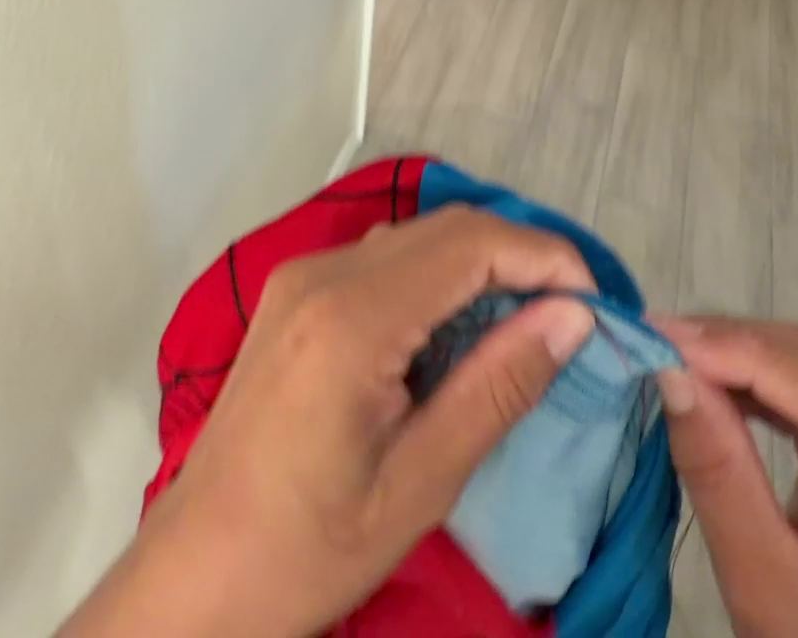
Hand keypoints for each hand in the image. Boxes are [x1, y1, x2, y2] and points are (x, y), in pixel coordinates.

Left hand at [60, 206, 599, 637]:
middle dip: (520, 259)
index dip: (547, 257)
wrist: (200, 568)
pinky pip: (381, 263)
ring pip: (414, 240)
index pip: (472, 242)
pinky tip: (457, 333)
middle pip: (445, 229)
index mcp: (351, 317)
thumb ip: (499, 387)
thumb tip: (573, 318)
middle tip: (572, 322)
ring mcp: (298, 280)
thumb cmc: (310, 544)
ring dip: (479, 268)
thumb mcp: (421, 481)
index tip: (596, 308)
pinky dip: (434, 281)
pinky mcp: (292, 298)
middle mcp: (319, 275)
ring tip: (526, 329)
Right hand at [655, 318, 797, 637]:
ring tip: (676, 350)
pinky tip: (717, 374)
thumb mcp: (769, 595)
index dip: (756, 357)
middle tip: (659, 337)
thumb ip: (721, 478)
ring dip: (754, 354)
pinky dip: (770, 379)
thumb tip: (670, 372)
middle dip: (747, 346)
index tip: (666, 336)